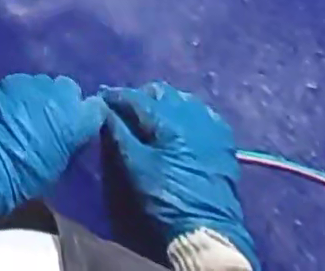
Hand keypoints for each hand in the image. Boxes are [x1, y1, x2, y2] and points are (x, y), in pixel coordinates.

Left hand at [0, 74, 102, 229]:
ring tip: (32, 111)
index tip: (82, 122)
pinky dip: (22, 93)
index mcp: (78, 117)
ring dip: (42, 95)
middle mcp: (60, 93)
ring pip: (45, 83)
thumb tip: (75, 131)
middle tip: (55, 116)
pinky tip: (15, 108)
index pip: (96, 107)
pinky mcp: (13, 78)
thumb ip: (75, 138)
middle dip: (64, 99)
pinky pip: (24, 83)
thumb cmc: (35, 171)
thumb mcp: (66, 160)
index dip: (88, 113)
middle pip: (69, 88)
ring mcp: (34, 82)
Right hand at [103, 83, 256, 268]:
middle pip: (158, 91)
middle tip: (127, 112)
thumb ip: (116, 130)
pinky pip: (203, 114)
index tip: (100, 100)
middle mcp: (190, 114)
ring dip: (164, 103)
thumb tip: (101, 106)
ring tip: (152, 119)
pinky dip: (188, 114)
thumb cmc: (165, 198)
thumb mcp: (133, 164)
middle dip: (140, 97)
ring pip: (181, 99)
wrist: (208, 234)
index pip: (133, 96)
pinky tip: (181, 127)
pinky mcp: (224, 141)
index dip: (114, 96)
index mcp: (166, 119)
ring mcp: (211, 126)